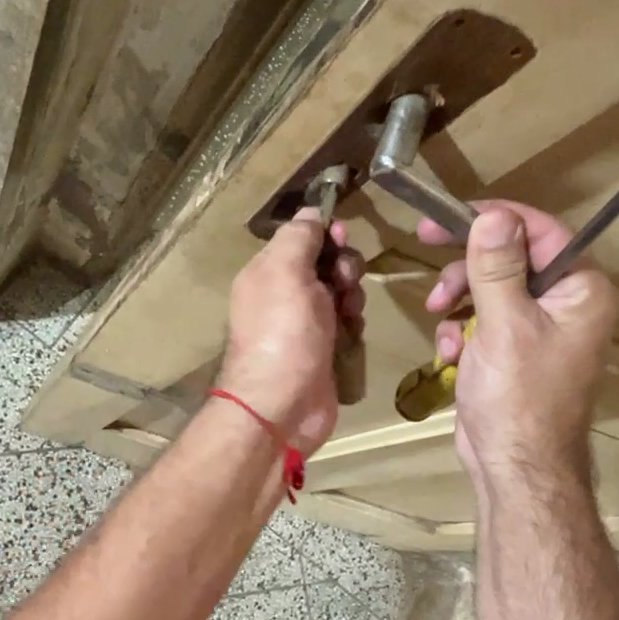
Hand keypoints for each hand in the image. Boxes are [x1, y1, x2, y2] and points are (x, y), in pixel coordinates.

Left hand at [216, 209, 365, 454]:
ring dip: (352, 298)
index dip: (325, 233)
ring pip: (341, 295)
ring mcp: (303, 327)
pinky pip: (348, 327)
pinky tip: (351, 337)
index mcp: (265, 273)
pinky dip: (353, 327)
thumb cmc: (281, 335)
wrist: (281, 408)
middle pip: (326, 265)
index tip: (341, 237)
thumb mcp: (284, 271)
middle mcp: (282, 297)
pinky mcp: (324, 353)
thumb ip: (298, 237)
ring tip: (348, 315)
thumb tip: (312, 211)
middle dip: (344, 268)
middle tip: (343, 284)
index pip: (300, 237)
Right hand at [419, 202, 618, 491]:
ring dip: (458, 301)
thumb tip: (492, 215)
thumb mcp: (503, 325)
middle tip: (429, 269)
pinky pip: (482, 321)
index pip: (539, 231)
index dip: (490, 220)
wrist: (515, 464)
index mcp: (580, 289)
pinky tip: (450, 353)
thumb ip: (497, 267)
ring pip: (490, 289)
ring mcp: (538, 328)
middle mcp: (566, 303)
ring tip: (439, 320)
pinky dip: (460, 331)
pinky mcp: (512, 351)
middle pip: (510, 258)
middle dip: (467, 269)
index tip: (441, 221)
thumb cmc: (517, 395)